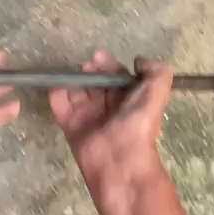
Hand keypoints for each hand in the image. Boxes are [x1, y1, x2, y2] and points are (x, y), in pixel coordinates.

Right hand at [48, 51, 172, 199]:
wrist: (119, 158)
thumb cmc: (138, 124)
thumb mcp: (157, 93)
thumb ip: (156, 71)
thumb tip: (138, 60)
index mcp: (129, 99)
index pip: (115, 76)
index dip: (108, 64)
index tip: (98, 56)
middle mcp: (108, 106)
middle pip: (95, 82)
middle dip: (89, 70)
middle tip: (85, 66)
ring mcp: (88, 115)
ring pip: (76, 91)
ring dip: (72, 79)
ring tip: (71, 74)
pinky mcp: (70, 124)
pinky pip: (60, 105)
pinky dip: (56, 94)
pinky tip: (56, 84)